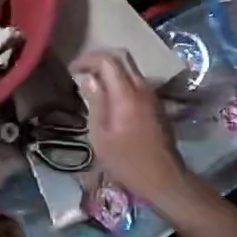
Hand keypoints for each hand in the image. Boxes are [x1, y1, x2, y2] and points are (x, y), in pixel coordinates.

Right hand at [71, 50, 190, 202]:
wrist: (164, 179)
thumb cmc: (127, 162)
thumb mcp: (100, 135)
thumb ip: (95, 102)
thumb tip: (87, 79)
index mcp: (127, 94)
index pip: (108, 60)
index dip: (87, 59)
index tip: (72, 71)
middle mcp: (143, 88)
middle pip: (122, 57)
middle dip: (99, 59)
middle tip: (81, 72)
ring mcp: (153, 95)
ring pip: (130, 69)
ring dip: (110, 70)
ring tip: (92, 85)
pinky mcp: (156, 104)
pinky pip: (136, 82)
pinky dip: (119, 81)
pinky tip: (108, 99)